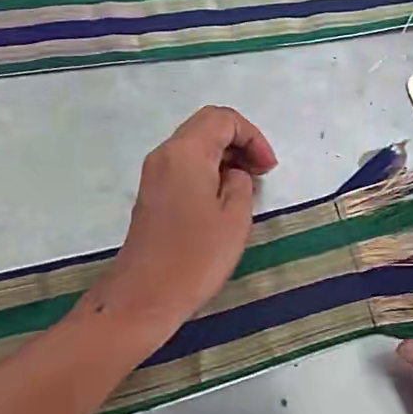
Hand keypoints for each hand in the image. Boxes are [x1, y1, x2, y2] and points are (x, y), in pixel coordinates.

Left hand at [82, 106, 277, 338]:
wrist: (145, 294)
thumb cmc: (195, 257)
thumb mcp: (234, 218)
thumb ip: (240, 183)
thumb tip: (232, 173)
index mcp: (185, 152)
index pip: (222, 119)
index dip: (252, 136)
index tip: (268, 169)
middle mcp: (164, 154)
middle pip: (205, 126)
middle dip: (238, 142)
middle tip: (261, 172)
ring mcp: (153, 173)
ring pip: (193, 146)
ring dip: (223, 156)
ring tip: (247, 186)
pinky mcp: (150, 192)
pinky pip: (183, 165)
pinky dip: (206, 170)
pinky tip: (222, 197)